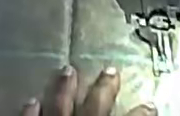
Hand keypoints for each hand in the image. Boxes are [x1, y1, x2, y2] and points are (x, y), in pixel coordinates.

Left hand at [20, 66, 153, 115]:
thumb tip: (142, 110)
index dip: (140, 113)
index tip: (149, 102)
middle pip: (94, 108)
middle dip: (103, 89)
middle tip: (111, 69)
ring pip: (58, 105)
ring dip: (64, 88)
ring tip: (68, 69)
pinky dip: (30, 110)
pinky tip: (31, 99)